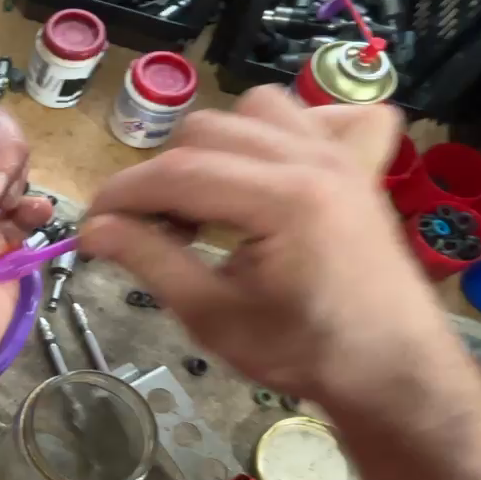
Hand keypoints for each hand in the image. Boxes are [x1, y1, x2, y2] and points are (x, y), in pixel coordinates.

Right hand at [80, 86, 460, 411]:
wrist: (390, 369)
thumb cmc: (299, 350)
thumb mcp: (210, 315)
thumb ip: (149, 261)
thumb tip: (92, 229)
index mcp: (281, 200)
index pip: (177, 173)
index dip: (121, 195)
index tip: (90, 225)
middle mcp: (314, 159)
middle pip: (205, 132)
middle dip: (162, 176)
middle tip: (152, 231)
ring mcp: (342, 154)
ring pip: (253, 110)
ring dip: (214, 147)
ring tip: (206, 201)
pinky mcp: (360, 162)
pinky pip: (316, 114)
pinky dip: (281, 131)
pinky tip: (269, 171)